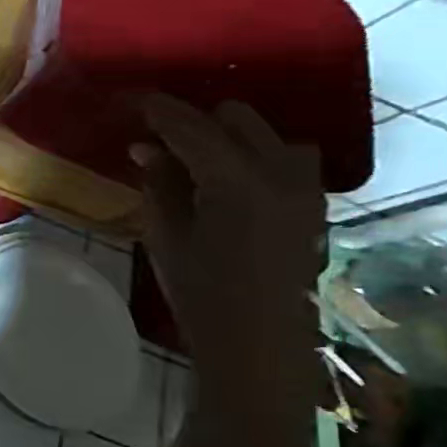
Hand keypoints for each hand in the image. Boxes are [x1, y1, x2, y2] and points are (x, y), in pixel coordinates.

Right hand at [132, 96, 324, 389]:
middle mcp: (280, 172)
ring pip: (266, 134)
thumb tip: (145, 147)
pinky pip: (287, 158)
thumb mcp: (167, 238)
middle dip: (196, 120)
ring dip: (230, 137)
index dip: (159, 109)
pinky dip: (255, 156)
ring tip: (199, 162)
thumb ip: (159, 185)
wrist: (260, 346)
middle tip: (161, 141)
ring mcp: (305, 187)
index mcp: (235, 180)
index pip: (191, 126)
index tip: (132, 99)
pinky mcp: (315, 205)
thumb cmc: (202, 295)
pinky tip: (231, 182)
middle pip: (236, 117)